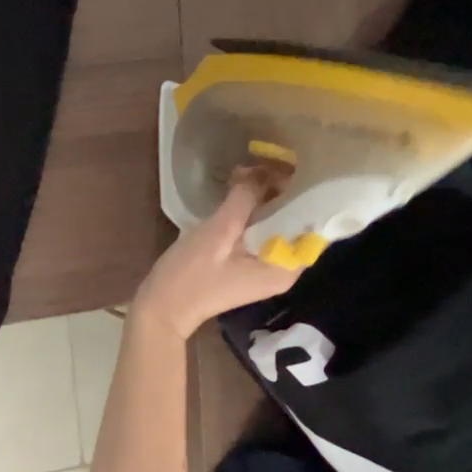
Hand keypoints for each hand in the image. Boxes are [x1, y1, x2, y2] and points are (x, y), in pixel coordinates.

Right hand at [134, 171, 302, 338]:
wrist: (159, 310)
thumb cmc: (189, 276)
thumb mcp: (219, 232)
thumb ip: (244, 198)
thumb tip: (258, 168)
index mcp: (285, 267)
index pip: (312, 222)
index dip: (303, 191)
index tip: (291, 163)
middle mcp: (282, 270)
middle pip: (294, 223)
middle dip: (282, 193)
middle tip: (268, 161)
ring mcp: (264, 271)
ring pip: (275, 227)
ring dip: (266, 201)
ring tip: (254, 172)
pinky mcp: (247, 268)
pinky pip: (259, 236)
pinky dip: (253, 216)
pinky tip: (240, 197)